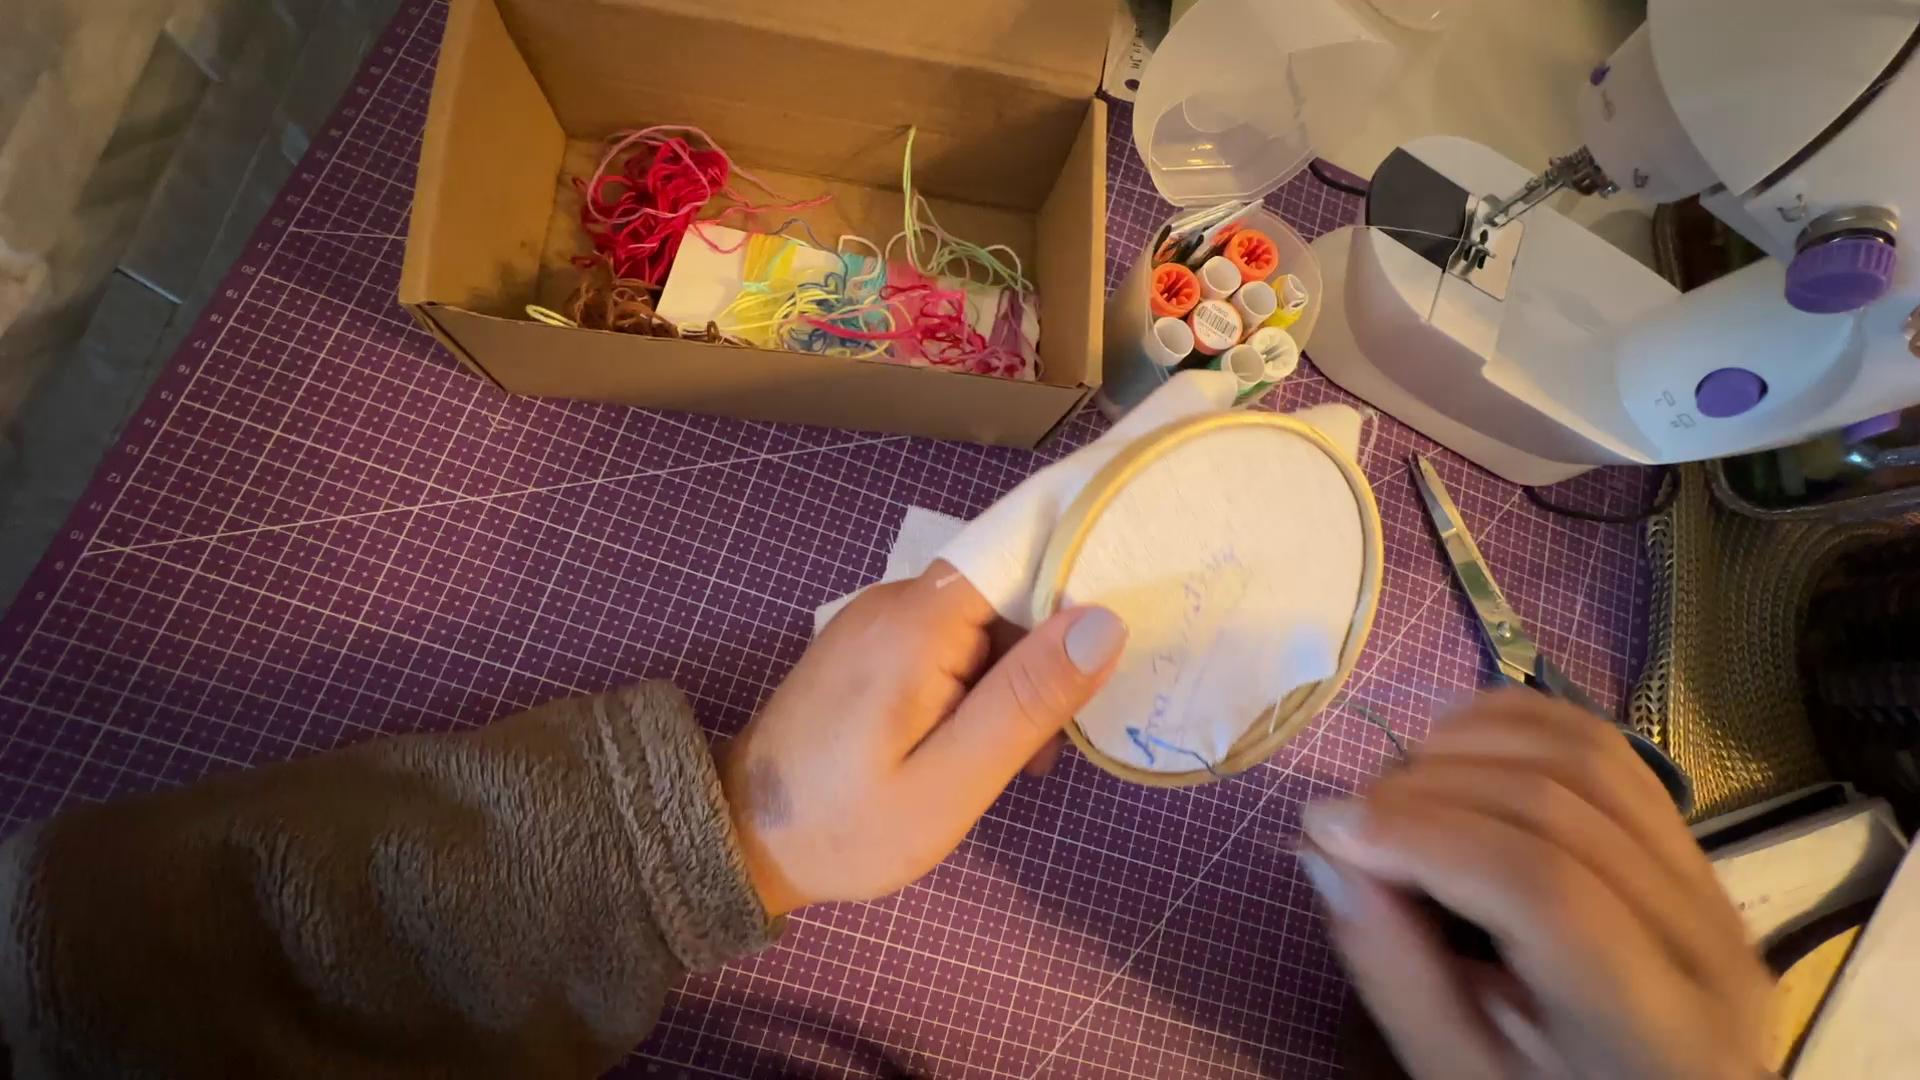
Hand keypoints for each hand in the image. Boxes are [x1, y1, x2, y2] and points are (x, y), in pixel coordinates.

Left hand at [721, 561, 1126, 915]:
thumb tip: (1103, 622)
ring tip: (1019, 756)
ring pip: (981, 623)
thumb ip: (1026, 699)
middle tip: (1053, 736)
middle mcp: (898, 601)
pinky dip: (978, 683)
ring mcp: (880, 622)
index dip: (1074, 571)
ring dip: (1013, 677)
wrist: (742, 840)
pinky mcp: (874, 647)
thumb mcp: (952, 779)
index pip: (1014, 550)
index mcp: (918, 619)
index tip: (1122, 617)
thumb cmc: (848, 822)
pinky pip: (948, 644)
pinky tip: (978, 740)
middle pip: (1003, 592)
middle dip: (1045, 652)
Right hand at [1299, 691, 1769, 1079]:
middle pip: (1554, 806)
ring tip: (1397, 782)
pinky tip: (1448, 740)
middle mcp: (1709, 944)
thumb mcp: (1449, 1064)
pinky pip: (1599, 743)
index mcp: (1659, 1034)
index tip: (1324, 824)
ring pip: (1581, 757)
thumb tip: (1321, 843)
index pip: (1540, 889)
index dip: (1419, 836)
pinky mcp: (1682, 843)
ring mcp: (1705, 881)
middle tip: (1350, 817)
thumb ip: (1387, 962)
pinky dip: (1509, 719)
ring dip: (1463, 744)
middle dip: (1421, 790)